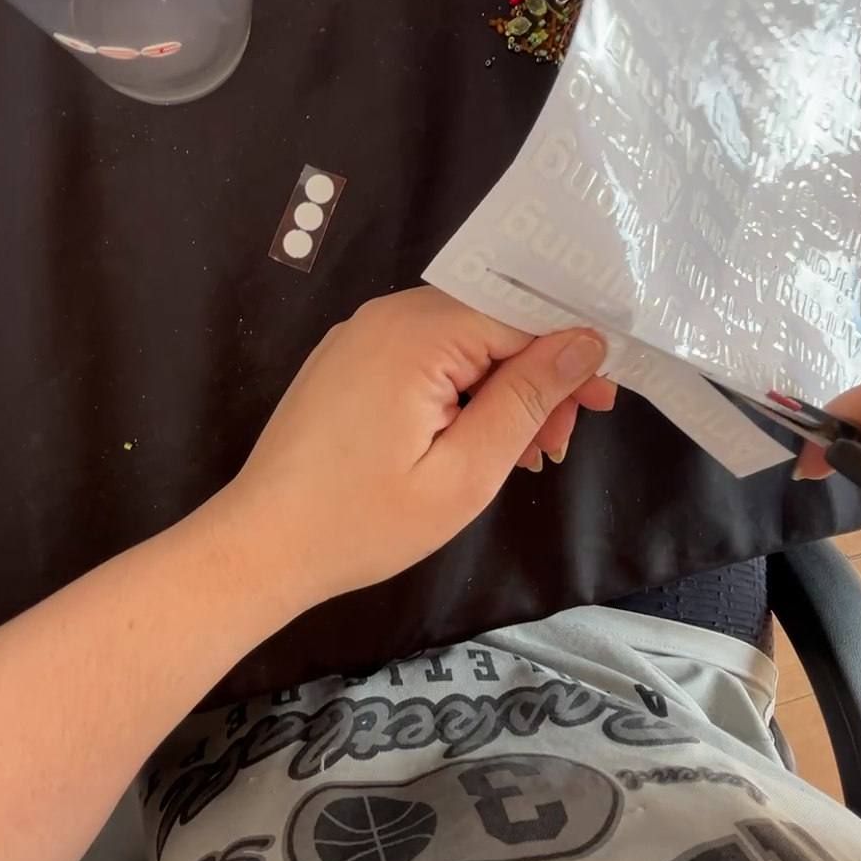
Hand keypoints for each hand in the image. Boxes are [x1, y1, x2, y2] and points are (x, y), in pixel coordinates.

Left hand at [214, 287, 616, 605]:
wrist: (261, 545)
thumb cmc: (364, 521)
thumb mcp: (465, 471)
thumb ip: (526, 398)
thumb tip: (584, 342)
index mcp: (415, 332)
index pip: (518, 316)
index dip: (567, 356)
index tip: (599, 403)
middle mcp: (386, 315)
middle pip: (489, 325)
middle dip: (534, 378)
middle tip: (556, 444)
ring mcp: (361, 335)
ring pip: (459, 343)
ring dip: (499, 389)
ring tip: (523, 452)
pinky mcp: (348, 360)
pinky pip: (422, 357)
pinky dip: (458, 391)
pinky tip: (474, 437)